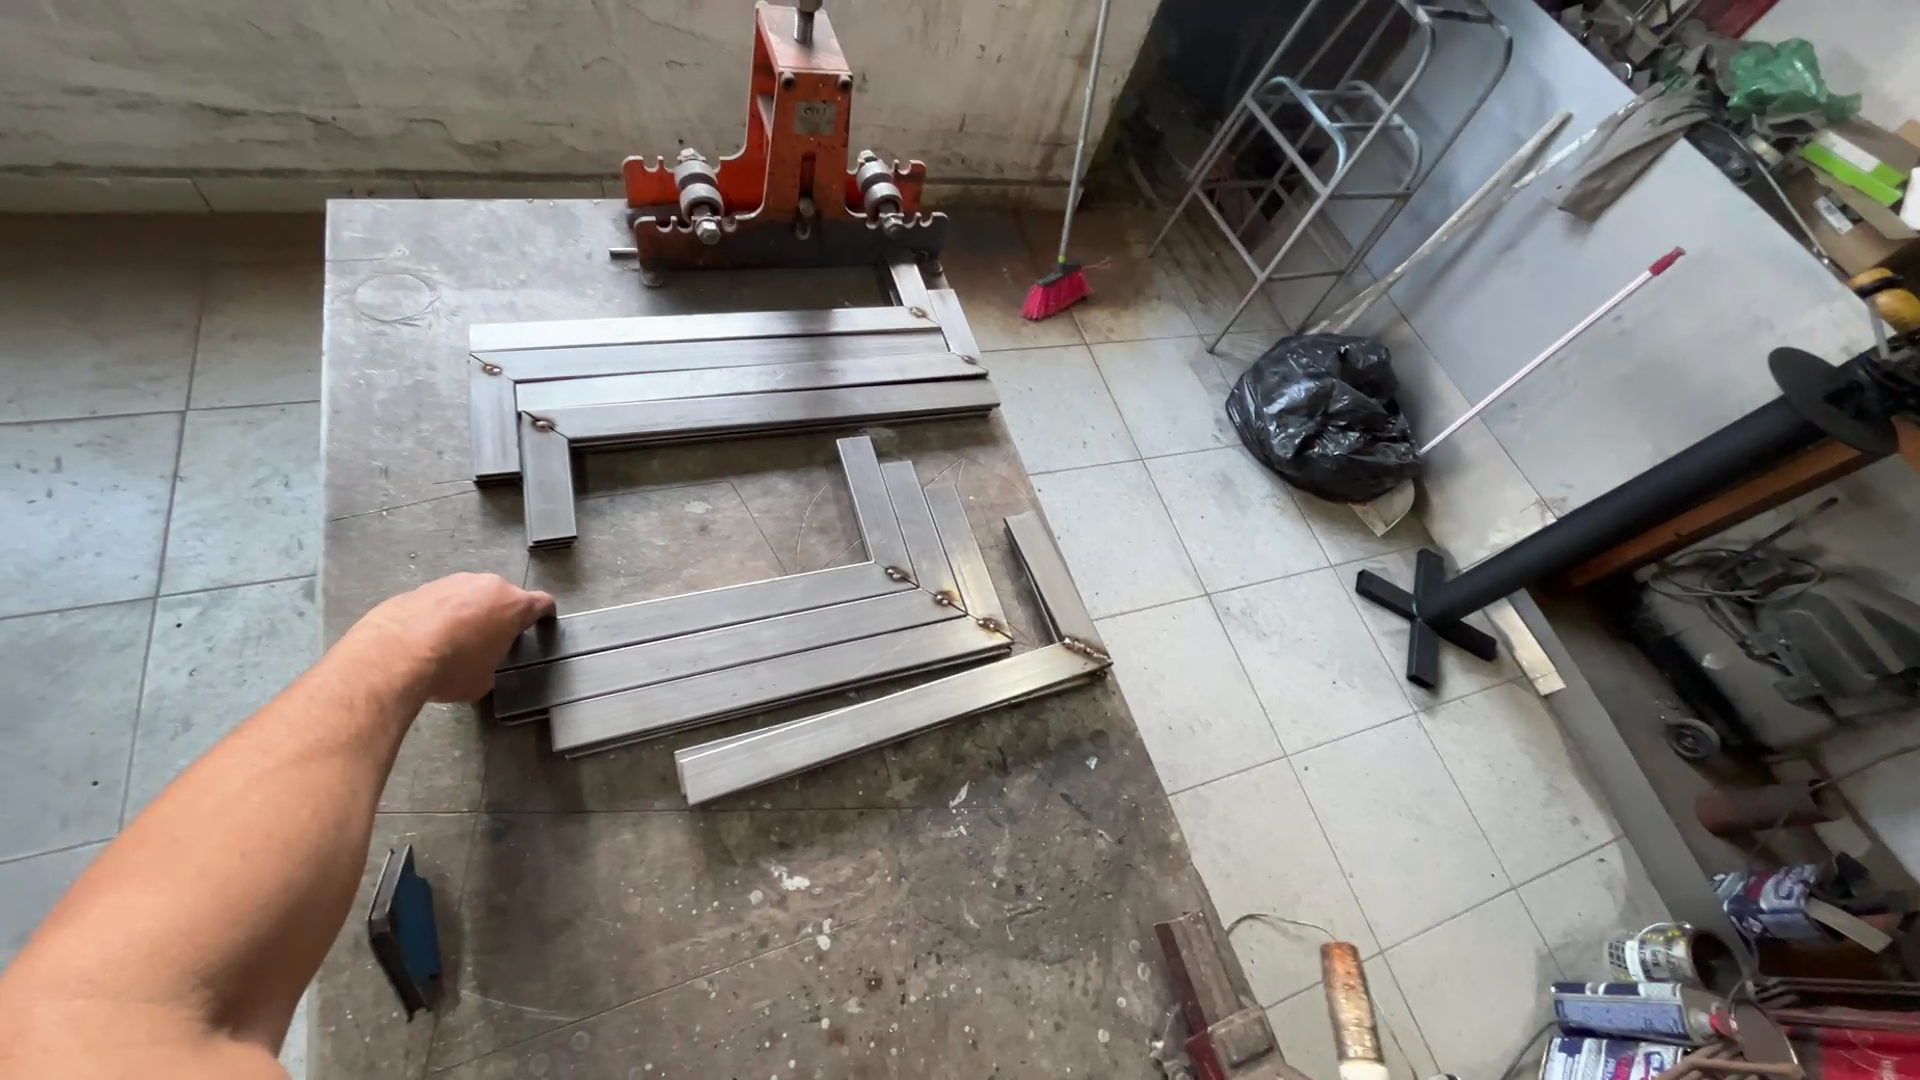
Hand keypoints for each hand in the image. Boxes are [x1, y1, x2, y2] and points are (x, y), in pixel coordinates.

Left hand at [346, 574, 555, 702]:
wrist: (392, 657)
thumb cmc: (451, 668)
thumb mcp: (484, 679)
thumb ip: (492, 663)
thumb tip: (479, 665)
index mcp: (514, 605)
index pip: (542, 603)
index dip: (542, 615)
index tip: (538, 625)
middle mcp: (488, 586)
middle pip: (503, 596)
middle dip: (498, 614)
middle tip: (486, 640)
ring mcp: (452, 582)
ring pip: (469, 595)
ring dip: (466, 612)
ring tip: (449, 641)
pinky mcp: (419, 588)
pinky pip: (438, 601)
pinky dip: (436, 615)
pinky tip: (423, 639)